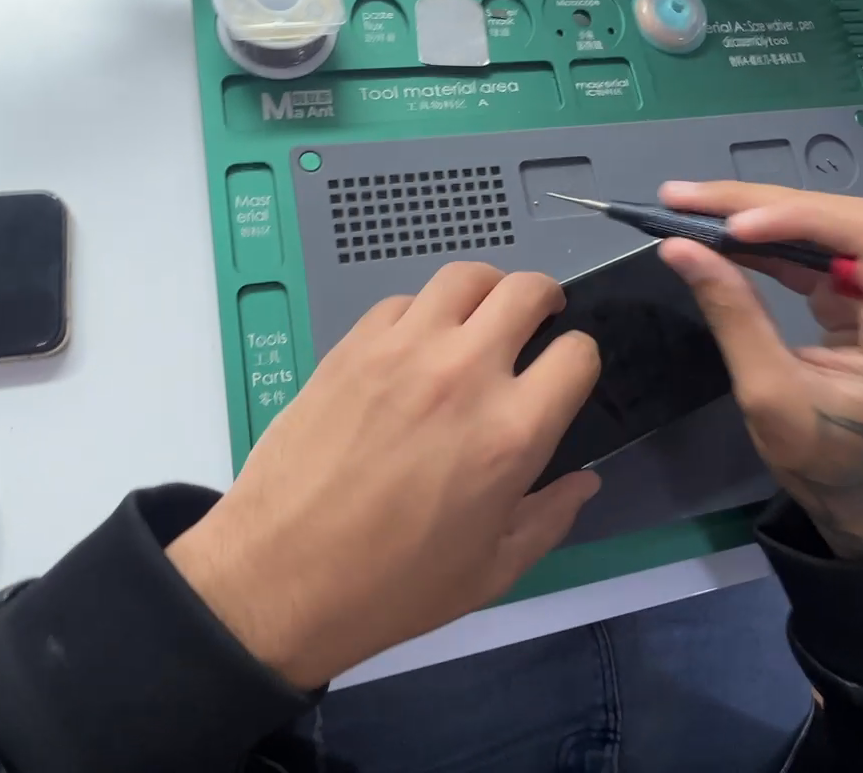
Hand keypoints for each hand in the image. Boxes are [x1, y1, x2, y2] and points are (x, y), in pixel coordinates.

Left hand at [165, 262, 601, 688]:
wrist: (278, 576)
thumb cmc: (393, 586)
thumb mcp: (492, 571)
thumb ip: (549, 517)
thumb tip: (583, 481)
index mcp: (511, 432)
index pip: (577, 353)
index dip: (580, 358)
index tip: (564, 374)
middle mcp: (464, 372)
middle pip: (527, 289)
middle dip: (545, 299)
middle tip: (536, 321)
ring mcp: (404, 349)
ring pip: (465, 276)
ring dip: (486, 291)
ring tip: (480, 317)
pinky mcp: (353, 343)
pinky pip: (403, 301)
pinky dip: (422, 313)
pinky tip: (413, 347)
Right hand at [657, 182, 862, 558]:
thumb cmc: (828, 467)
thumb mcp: (770, 397)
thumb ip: (733, 314)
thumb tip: (678, 248)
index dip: (806, 216)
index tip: (732, 226)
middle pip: (856, 221)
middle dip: (767, 205)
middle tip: (686, 199)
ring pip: (839, 230)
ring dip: (765, 216)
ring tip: (695, 209)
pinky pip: (832, 255)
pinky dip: (777, 244)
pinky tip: (729, 235)